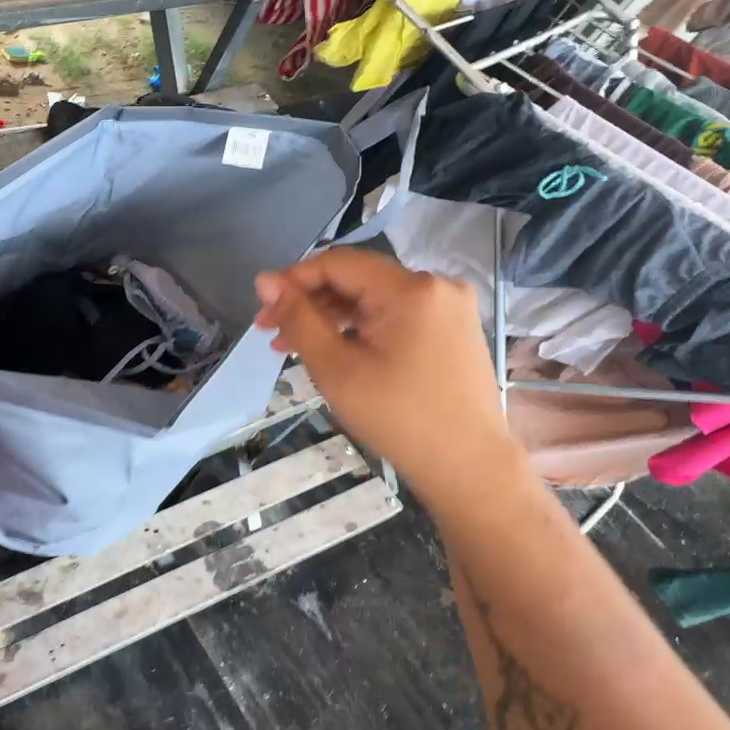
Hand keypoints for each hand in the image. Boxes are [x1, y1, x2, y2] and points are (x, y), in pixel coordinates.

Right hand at [255, 247, 526, 506]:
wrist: (467, 465)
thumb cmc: (397, 417)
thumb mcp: (335, 367)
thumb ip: (298, 318)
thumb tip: (265, 281)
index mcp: (411, 289)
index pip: (336, 263)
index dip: (292, 280)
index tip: (262, 310)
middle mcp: (436, 286)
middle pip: (355, 278)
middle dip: (308, 301)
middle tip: (270, 333)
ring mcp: (449, 307)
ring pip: (372, 297)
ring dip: (329, 316)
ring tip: (293, 346)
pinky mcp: (452, 327)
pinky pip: (393, 313)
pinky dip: (359, 327)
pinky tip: (333, 350)